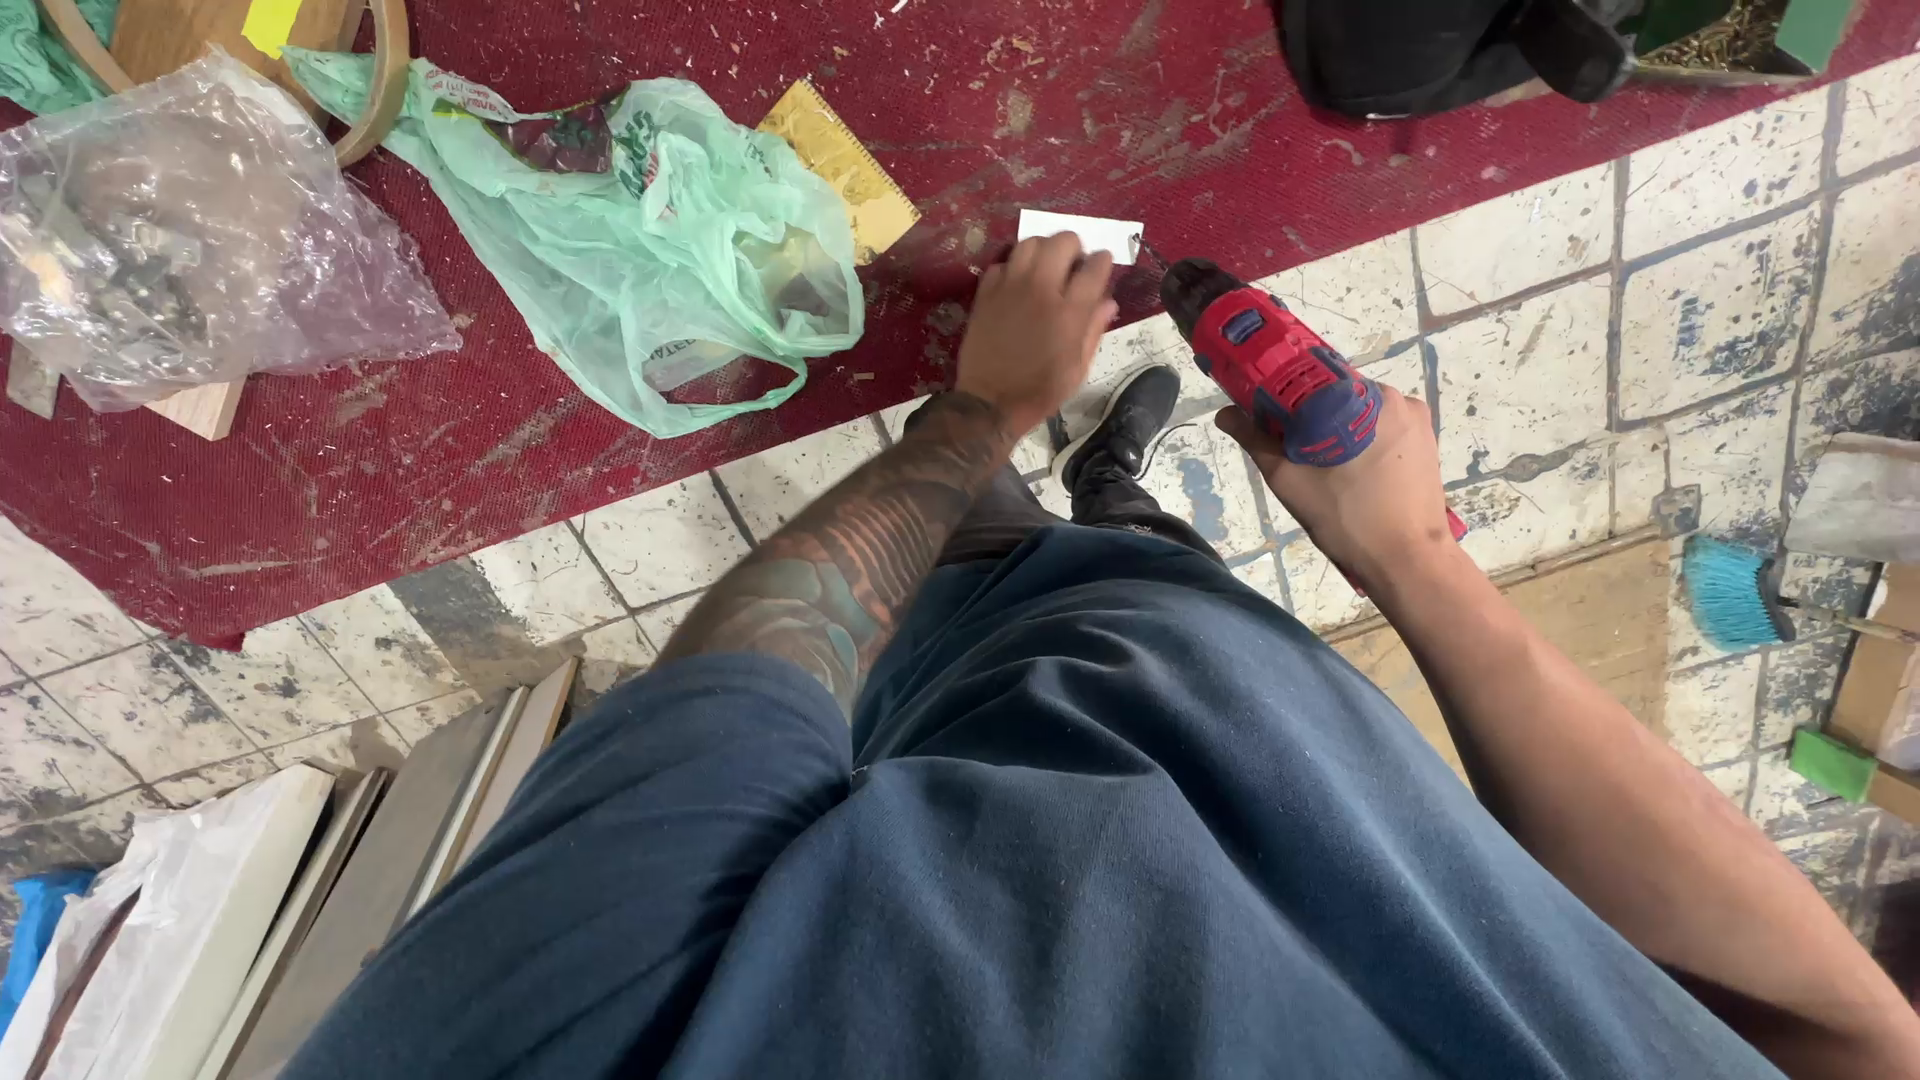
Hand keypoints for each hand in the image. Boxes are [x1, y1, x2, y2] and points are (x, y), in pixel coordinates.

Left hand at [954, 233, 1117, 432]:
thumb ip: (1094, 330)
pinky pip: (1001, 263)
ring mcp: (1010, 288)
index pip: (1095, 266)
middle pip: (1062, 241)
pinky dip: (1012, 268)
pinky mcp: (985, 294)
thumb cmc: (1040, 391)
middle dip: (1074, 247)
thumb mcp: (1078, 369)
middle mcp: (1041, 290)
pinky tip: (1016, 283)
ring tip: (1044, 267)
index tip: (1102, 264)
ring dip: (1042, 249)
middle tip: (1072, 265)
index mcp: (1070, 312)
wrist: (991, 403)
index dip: (1103, 261)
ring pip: (1029, 243)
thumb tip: (1108, 302)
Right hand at [1215, 386, 1455, 589]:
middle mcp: (1396, 399)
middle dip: (1309, 418)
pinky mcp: (1426, 443)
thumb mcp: (1289, 480)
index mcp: (1364, 398)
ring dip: (1334, 432)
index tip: (1265, 421)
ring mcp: (1416, 421)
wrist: (1408, 560)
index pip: (1311, 380)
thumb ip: (1255, 441)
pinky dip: (1358, 444)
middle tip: (1289, 453)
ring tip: (1319, 470)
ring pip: (1357, 415)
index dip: (1282, 397)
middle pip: (1335, 397)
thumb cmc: (1346, 518)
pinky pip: (1380, 431)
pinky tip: (1348, 475)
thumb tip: (1225, 413)